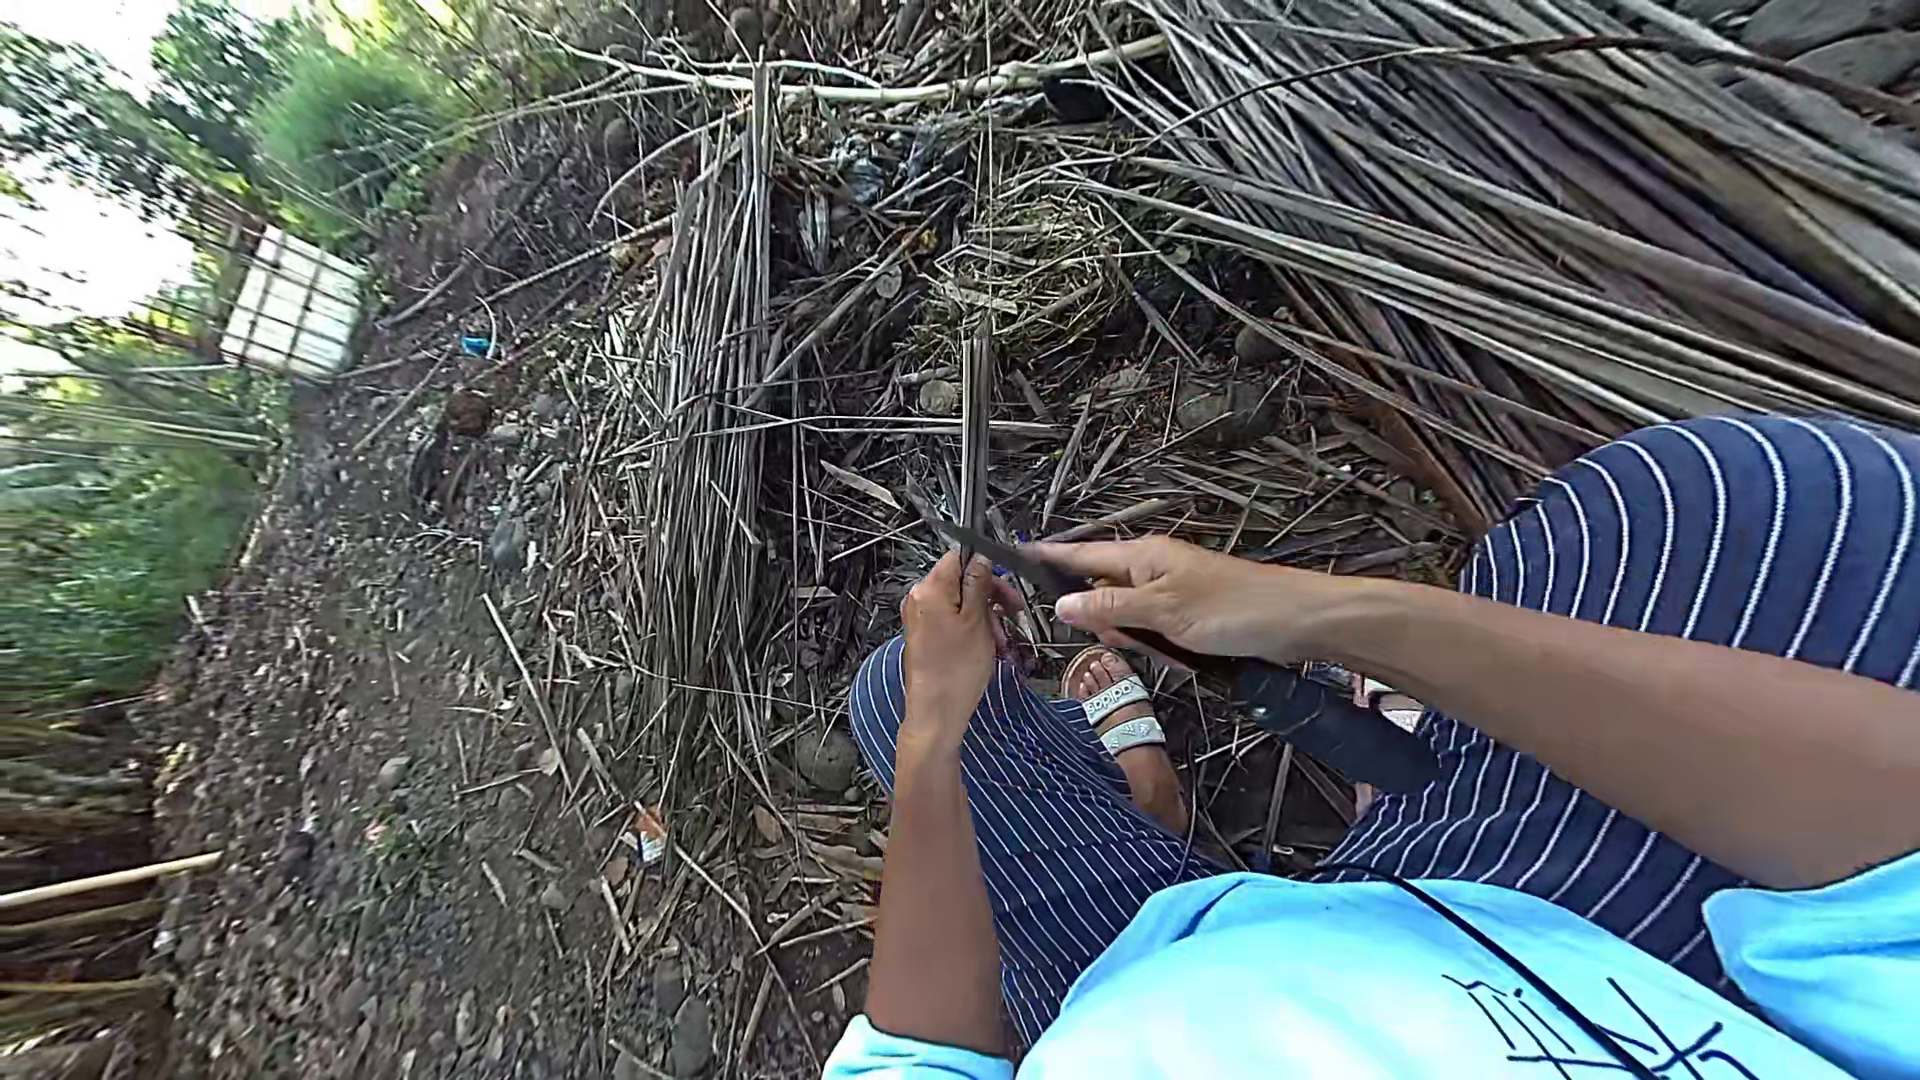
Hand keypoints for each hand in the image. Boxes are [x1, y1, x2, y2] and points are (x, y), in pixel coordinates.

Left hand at [900, 553, 1024, 752]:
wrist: (936, 713)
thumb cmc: (954, 672)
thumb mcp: (977, 621)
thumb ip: (979, 584)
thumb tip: (981, 558)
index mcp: (929, 590)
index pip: (957, 558)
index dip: (985, 569)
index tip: (1003, 585)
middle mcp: (919, 600)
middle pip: (960, 581)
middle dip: (988, 596)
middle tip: (1010, 611)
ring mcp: (920, 619)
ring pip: (959, 603)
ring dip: (984, 616)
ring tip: (1000, 638)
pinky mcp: (925, 636)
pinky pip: (952, 621)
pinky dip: (972, 629)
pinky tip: (988, 645)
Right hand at [1029, 536, 1345, 664]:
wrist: (1298, 622)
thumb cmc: (1233, 607)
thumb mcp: (1162, 611)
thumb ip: (1108, 607)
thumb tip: (1061, 605)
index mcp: (1140, 556)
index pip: (1081, 555)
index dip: (1050, 557)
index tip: (1018, 555)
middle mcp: (1149, 569)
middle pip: (1101, 593)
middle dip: (1109, 622)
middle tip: (1134, 640)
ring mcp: (1167, 591)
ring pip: (1126, 617)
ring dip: (1140, 639)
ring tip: (1171, 649)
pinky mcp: (1185, 612)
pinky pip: (1153, 630)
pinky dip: (1162, 647)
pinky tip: (1184, 655)